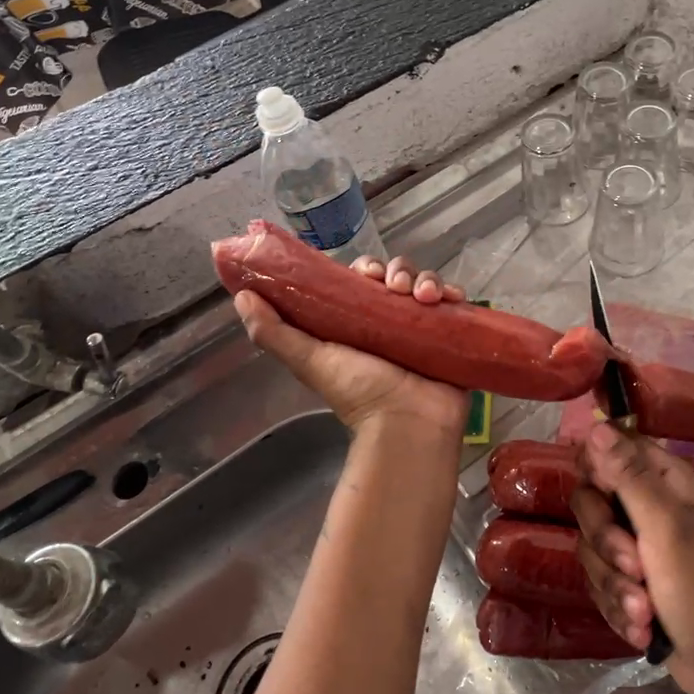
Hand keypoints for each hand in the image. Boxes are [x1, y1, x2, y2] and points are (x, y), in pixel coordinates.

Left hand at [233, 255, 470, 435]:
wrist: (408, 425)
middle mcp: (390, 320)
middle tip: (397, 287)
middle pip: (395, 276)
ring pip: (424, 283)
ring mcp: (422, 326)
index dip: (364, 268)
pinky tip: (449, 299)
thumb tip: (241, 296)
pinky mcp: (449, 333)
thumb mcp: (310, 360)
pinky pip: (452, 300)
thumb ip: (275, 332)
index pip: (361, 279)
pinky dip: (451, 292)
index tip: (367, 273)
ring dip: (425, 280)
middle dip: (397, 271)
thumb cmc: (359, 393)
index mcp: (357, 321)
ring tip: (425, 297)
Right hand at [572, 424, 693, 693]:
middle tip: (634, 567)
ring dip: (614, 586)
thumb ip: (629, 475)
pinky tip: (643, 628)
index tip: (601, 497)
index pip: (608, 448)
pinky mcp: (628, 583)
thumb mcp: (666, 527)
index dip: (594, 470)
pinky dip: (616, 608)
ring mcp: (636, 545)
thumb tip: (597, 424)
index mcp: (662, 479)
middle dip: (605, 543)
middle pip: (589, 501)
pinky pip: (598, 583)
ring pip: (591, 549)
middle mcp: (646, 504)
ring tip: (645, 612)